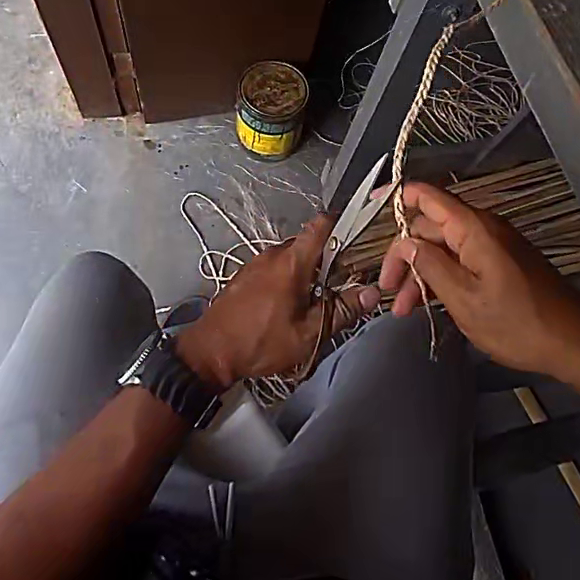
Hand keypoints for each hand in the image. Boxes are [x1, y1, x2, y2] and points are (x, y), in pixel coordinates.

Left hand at [176, 213, 379, 389]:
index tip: (357, 240)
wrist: (207, 354)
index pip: (321, 225)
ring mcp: (256, 263)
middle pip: (309, 242)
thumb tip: (372, 294)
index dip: (342, 225)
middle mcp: (273, 254)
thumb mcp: (308, 334)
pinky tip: (287, 303)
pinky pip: (274, 267)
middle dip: (327, 258)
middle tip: (341, 282)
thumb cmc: (260, 343)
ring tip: (314, 297)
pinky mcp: (244, 275)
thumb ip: (342, 311)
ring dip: (306, 270)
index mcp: (292, 262)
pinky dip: (286, 277)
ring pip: (291, 256)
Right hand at [376, 182, 579, 378]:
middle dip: (406, 256)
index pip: (428, 196)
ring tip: (407, 310)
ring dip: (423, 274)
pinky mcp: (503, 263)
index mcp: (474, 229)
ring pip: (446, 249)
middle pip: (432, 227)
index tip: (371, 204)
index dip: (398, 196)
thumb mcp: (464, 298)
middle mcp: (484, 229)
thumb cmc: (519, 323)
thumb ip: (431, 266)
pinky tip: (433, 304)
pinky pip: (464, 260)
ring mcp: (495, 246)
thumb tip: (406, 242)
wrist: (572, 340)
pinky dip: (444, 278)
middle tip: (390, 292)